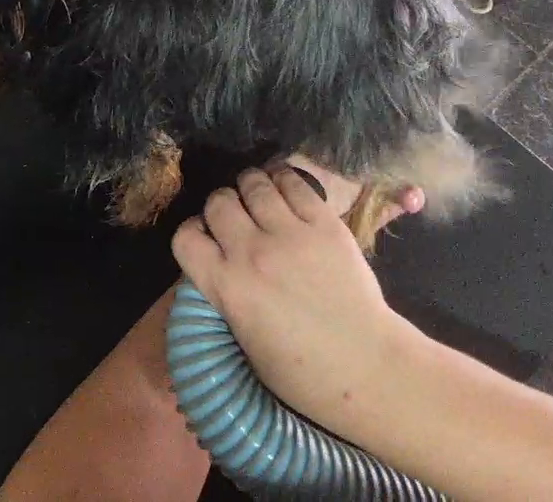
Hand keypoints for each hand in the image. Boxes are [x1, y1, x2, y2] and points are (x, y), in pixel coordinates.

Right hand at [170, 166, 422, 437]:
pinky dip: (283, 179)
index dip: (192, 233)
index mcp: (227, 287)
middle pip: (218, 202)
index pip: (185, 238)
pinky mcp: (325, 223)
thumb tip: (219, 270)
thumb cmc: (303, 373)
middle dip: (221, 205)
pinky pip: (294, 183)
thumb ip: (227, 298)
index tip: (205, 237)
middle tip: (235, 216)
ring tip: (258, 195)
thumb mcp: (245, 342)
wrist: (367, 367)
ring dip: (250, 186)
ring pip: (254, 184)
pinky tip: (284, 188)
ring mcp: (290, 234)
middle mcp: (252, 252)